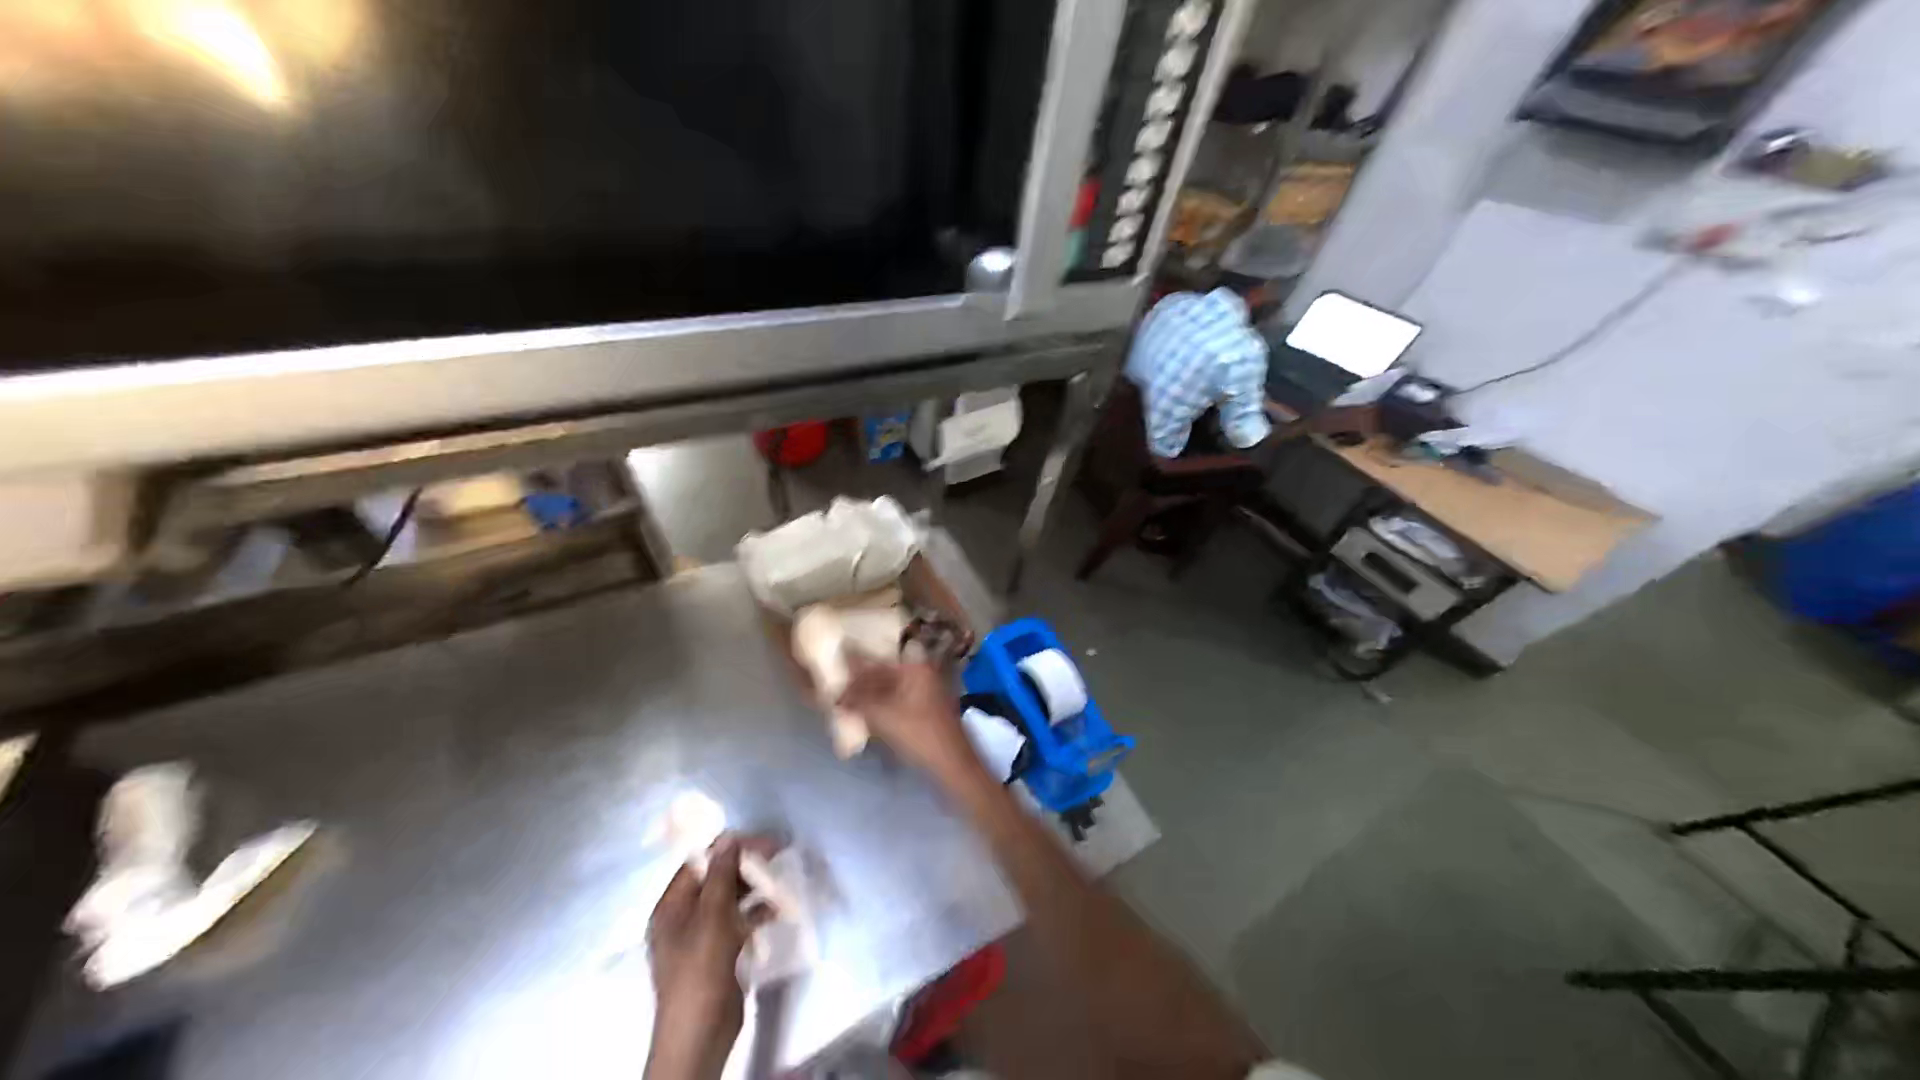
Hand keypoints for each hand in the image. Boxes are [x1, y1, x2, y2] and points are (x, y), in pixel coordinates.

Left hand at [644, 835, 775, 1079]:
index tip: (761, 840)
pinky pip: (737, 922)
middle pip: (715, 879)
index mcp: (671, 907)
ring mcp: (701, 937)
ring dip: (753, 888)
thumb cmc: (700, 973)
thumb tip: (729, 837)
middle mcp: (682, 918)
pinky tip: (777, 909)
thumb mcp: (711, 919)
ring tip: (780, 879)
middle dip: (745, 866)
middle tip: (777, 854)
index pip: (699, 863)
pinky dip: (756, 912)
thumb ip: (720, 877)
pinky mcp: (719, 953)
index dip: (728, 848)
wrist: (699, 1036)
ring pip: (729, 899)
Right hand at [839, 656, 981, 787]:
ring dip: (870, 699)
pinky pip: (899, 703)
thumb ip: (857, 701)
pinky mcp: (929, 712)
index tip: (833, 671)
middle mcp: (924, 676)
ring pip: (891, 691)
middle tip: (835, 695)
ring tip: (845, 706)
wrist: (954, 766)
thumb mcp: (883, 717)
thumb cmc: (919, 736)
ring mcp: (928, 694)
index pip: (877, 663)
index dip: (853, 669)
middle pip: (884, 676)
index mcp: (915, 669)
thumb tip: (835, 693)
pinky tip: (866, 717)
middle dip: (860, 686)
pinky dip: (882, 709)